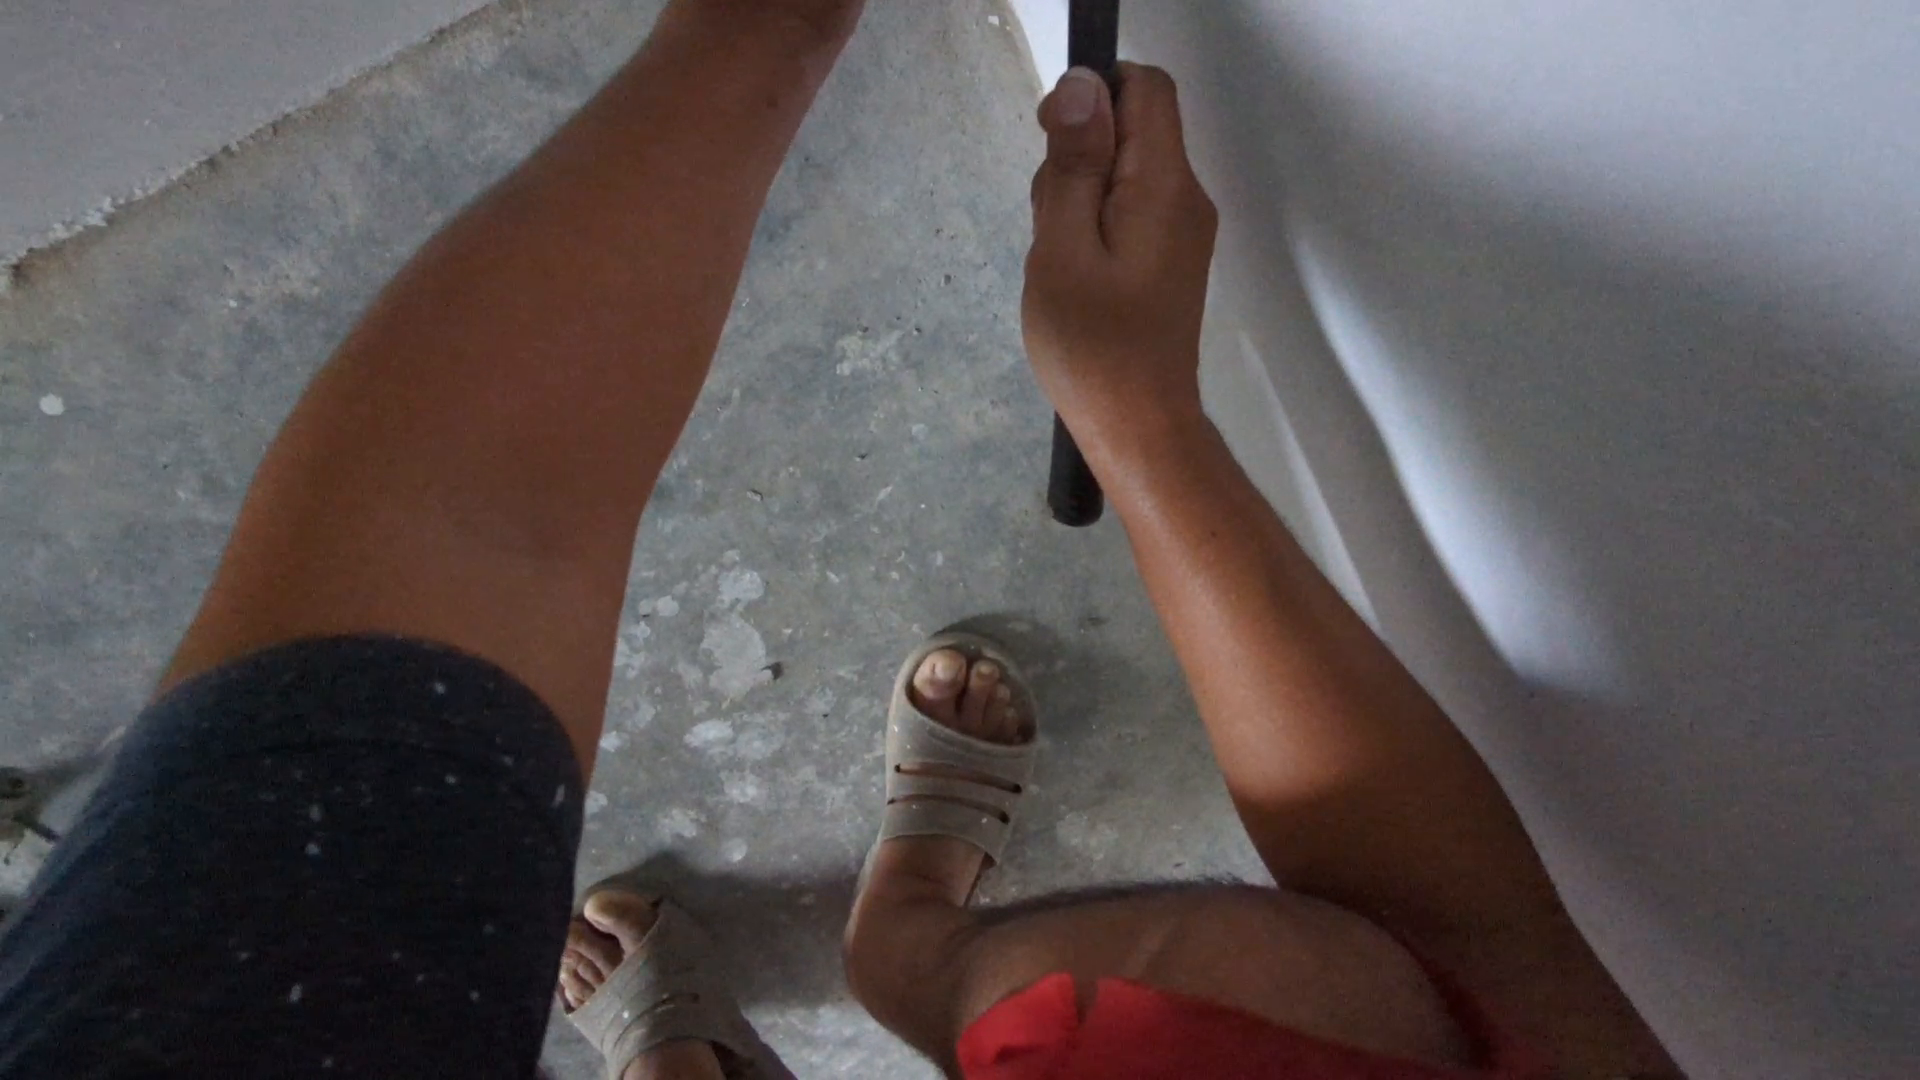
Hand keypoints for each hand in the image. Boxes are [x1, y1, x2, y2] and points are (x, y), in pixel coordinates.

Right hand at [1022, 63, 1218, 459]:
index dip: (1093, 97)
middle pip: (1133, 133)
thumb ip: (1072, 167)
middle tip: (1050, 230)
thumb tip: (1081, 85)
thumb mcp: (1062, 251)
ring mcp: (1183, 235)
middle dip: (1079, 160)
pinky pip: (1130, 217)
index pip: (1145, 89)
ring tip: (1061, 265)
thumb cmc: (1093, 347)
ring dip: (1081, 202)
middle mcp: (1187, 200)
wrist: (1138, 426)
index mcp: (1164, 186)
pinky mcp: (1171, 265)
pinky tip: (1077, 280)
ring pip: (1126, 178)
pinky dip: (1095, 232)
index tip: (1051, 149)